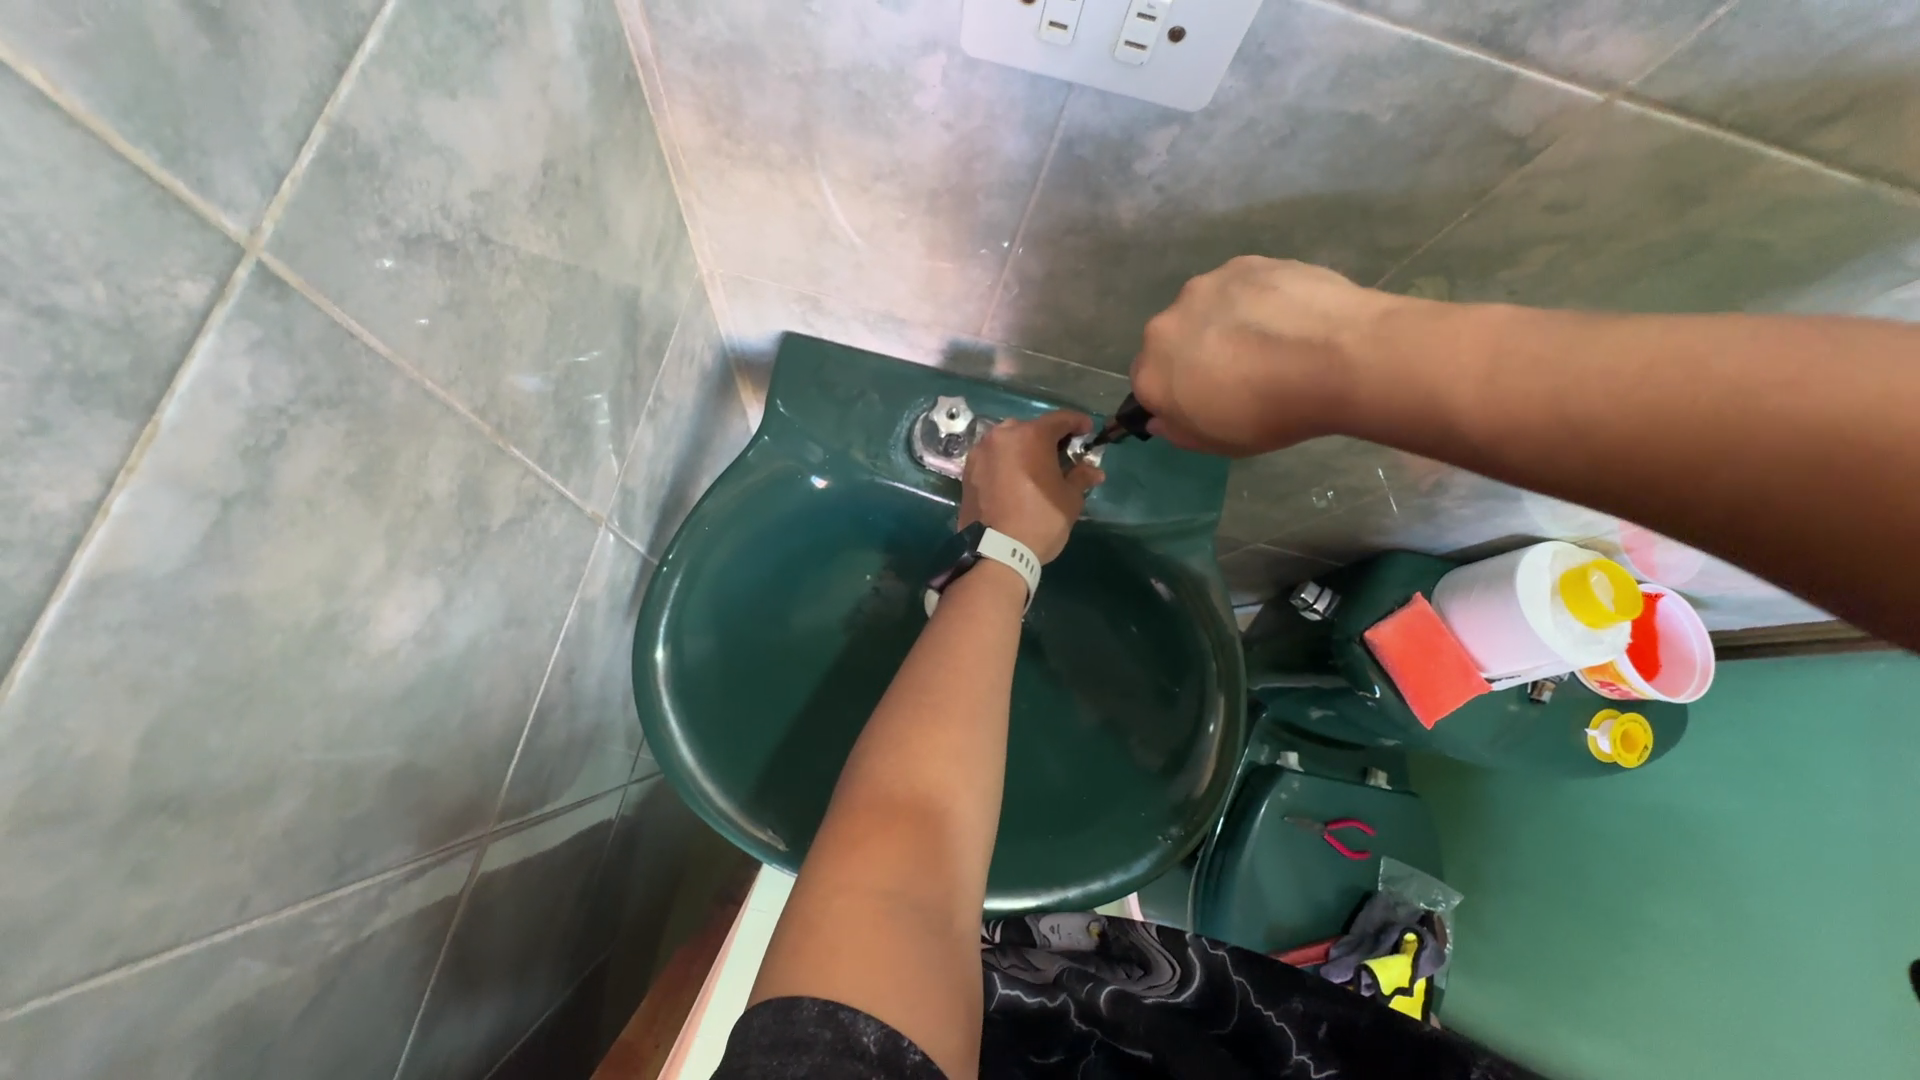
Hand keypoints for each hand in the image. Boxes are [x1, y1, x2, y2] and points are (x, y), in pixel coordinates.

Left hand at [958, 411, 1104, 563]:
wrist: (996, 551)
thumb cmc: (1040, 520)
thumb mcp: (1069, 499)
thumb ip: (1081, 477)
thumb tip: (1093, 471)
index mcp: (1030, 436)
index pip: (1059, 419)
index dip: (1077, 423)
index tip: (1087, 431)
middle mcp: (1002, 436)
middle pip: (1030, 428)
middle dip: (1048, 437)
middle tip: (1062, 453)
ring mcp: (981, 452)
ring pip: (1008, 441)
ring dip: (1024, 448)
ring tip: (1037, 466)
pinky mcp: (967, 471)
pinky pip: (993, 457)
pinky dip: (1006, 461)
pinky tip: (1016, 477)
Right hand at [1130, 256, 1404, 456]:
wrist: (1337, 358)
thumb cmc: (1271, 414)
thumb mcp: (1218, 443)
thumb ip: (1178, 430)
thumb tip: (1159, 417)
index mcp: (1152, 373)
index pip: (1146, 382)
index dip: (1175, 392)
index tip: (1204, 400)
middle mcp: (1164, 325)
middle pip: (1171, 340)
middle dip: (1194, 353)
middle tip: (1238, 371)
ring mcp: (1205, 287)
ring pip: (1204, 308)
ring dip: (1222, 322)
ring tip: (1268, 339)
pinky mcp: (1243, 263)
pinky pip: (1239, 286)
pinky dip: (1254, 299)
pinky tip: (1286, 316)